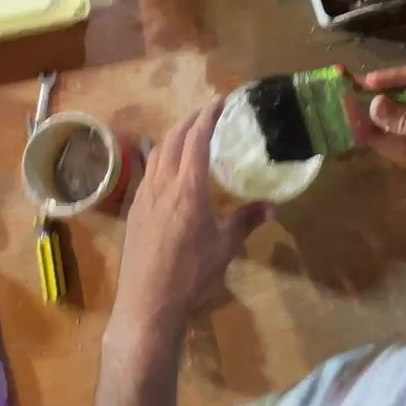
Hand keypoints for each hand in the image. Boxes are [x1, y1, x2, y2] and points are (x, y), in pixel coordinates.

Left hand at [112, 98, 271, 337]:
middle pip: (174, 138)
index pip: (197, 138)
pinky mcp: (134, 209)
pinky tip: (169, 171)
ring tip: (189, 136)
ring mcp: (144, 195)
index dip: (208, 115)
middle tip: (207, 113)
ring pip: (158, 153)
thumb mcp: (225, 246)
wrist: (147, 304)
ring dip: (173, 137)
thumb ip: (246, 220)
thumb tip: (272, 206)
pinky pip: (148, 171)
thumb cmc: (192, 274)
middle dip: (190, 120)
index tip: (220, 100)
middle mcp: (163, 182)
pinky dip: (161, 158)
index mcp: (188, 186)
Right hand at [356, 64, 405, 230]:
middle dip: (376, 94)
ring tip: (343, 108)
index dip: (393, 76)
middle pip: (401, 96)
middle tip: (347, 89)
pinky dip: (374, 137)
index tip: (368, 81)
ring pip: (392, 120)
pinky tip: (355, 131)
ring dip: (370, 115)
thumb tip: (373, 103)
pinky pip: (392, 143)